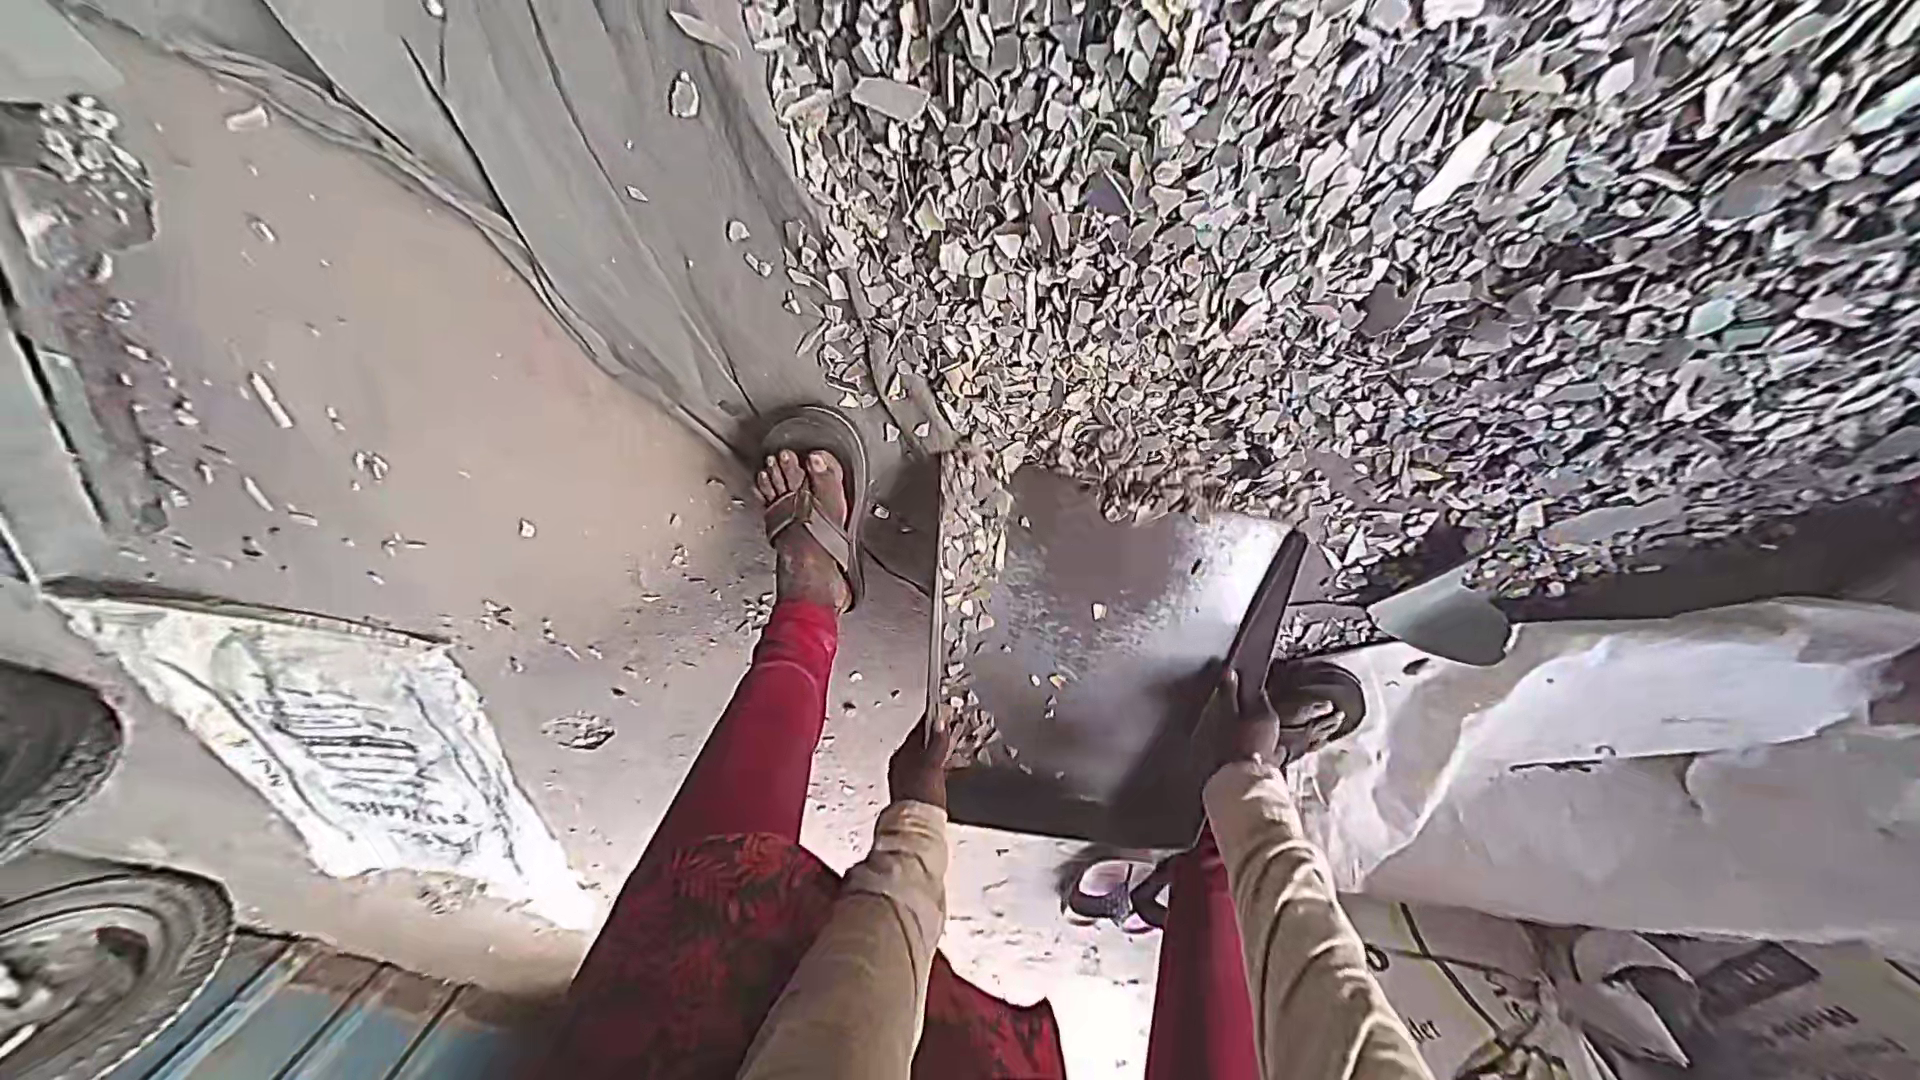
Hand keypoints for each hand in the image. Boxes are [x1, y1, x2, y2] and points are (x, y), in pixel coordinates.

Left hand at [888, 717, 955, 809]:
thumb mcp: (933, 764)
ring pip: (922, 755)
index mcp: (902, 755)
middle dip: (934, 734)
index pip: (918, 730)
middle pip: (919, 742)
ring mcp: (906, 778)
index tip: (942, 711)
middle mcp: (900, 765)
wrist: (917, 827)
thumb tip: (940, 723)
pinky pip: (925, 768)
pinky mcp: (914, 790)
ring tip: (949, 743)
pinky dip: (935, 763)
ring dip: (935, 749)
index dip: (931, 719)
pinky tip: (943, 766)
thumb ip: (937, 743)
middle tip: (948, 725)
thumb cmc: (922, 795)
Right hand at [1203, 668, 1279, 769]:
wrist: (1239, 786)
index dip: (1242, 685)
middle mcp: (1274, 728)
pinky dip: (1247, 743)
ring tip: (1227, 727)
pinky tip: (1235, 746)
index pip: (1256, 690)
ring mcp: (1272, 748)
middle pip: (1257, 710)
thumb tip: (1231, 672)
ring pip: (1258, 729)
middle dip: (1243, 707)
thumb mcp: (1223, 713)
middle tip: (1225, 706)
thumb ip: (1228, 692)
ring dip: (1245, 726)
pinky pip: (1256, 746)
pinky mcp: (1266, 764)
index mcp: (1266, 712)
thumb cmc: (1230, 744)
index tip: (1229, 684)